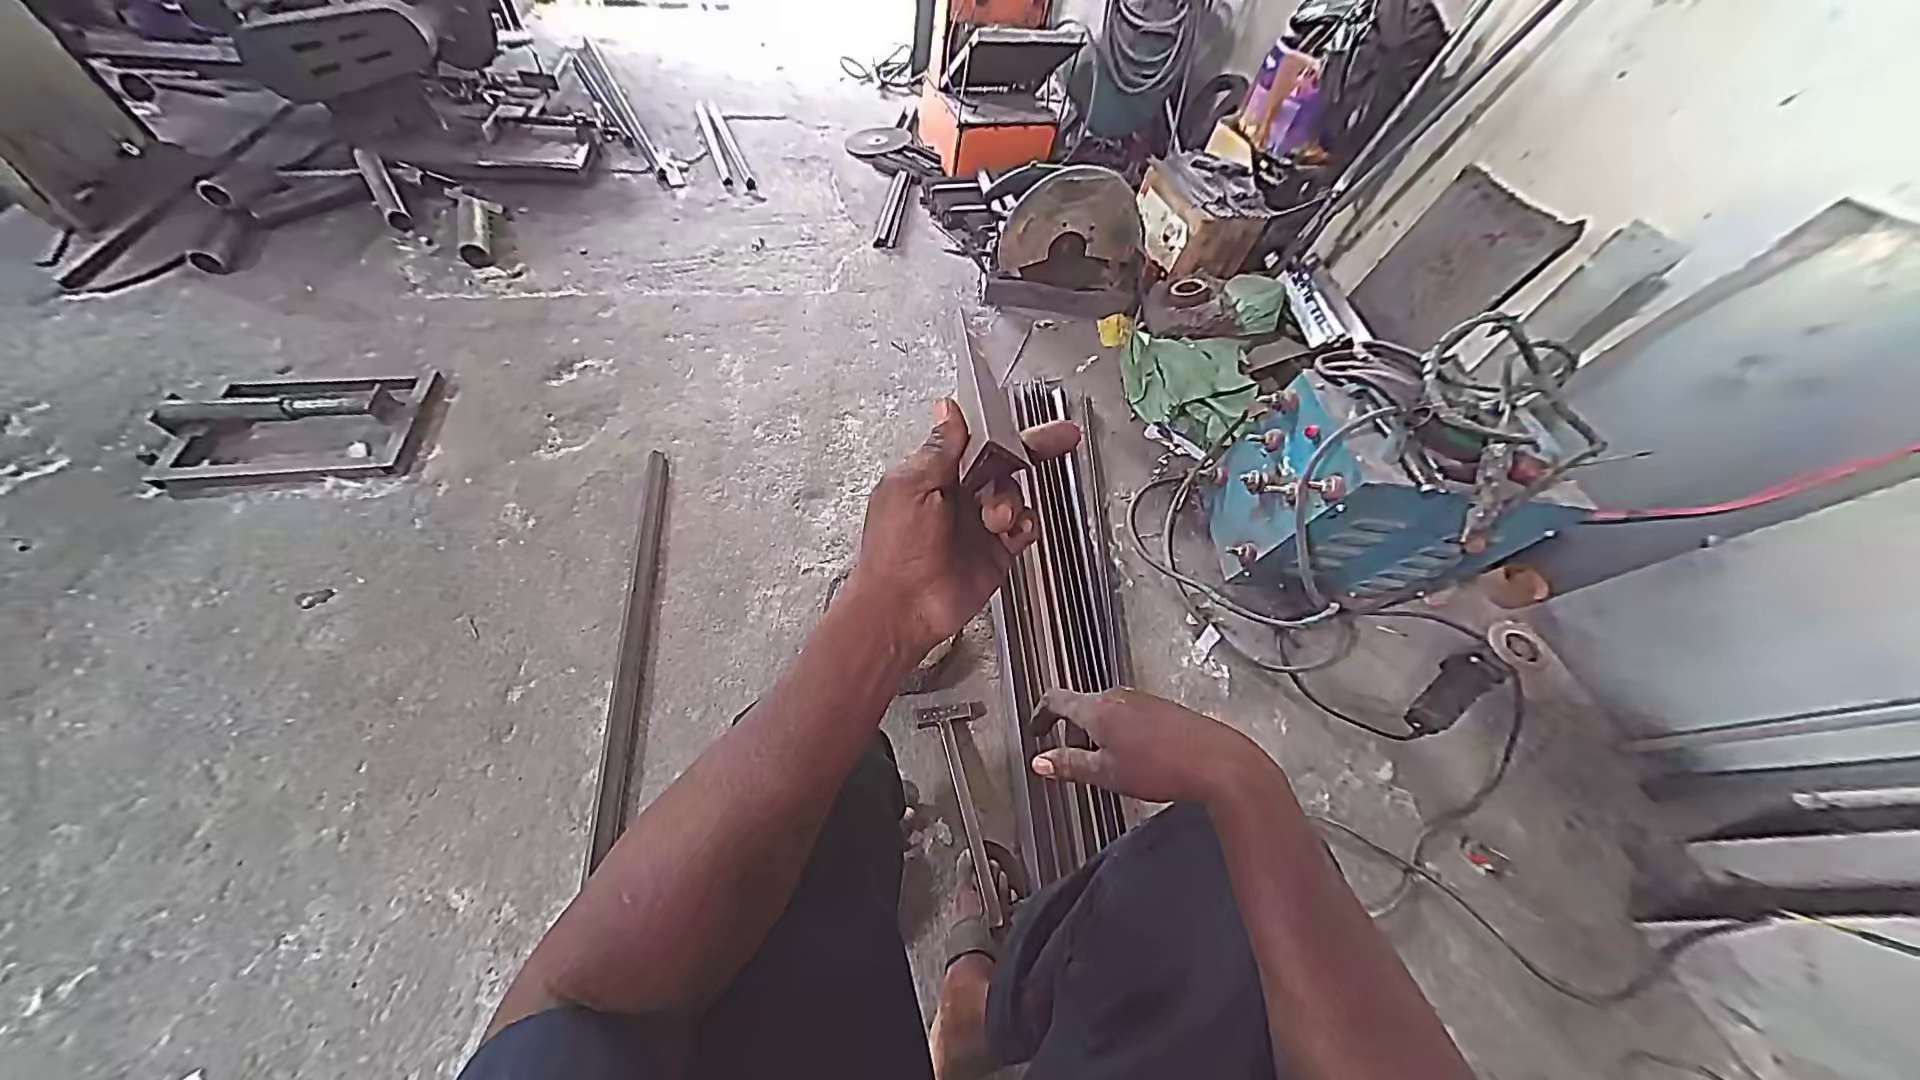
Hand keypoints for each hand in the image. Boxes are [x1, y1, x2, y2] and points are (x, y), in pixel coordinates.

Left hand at [844, 397, 1080, 657]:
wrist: (902, 608)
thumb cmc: (893, 552)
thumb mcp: (911, 488)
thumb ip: (938, 450)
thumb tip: (948, 412)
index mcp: (934, 475)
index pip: (975, 441)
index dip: (1001, 428)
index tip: (1020, 419)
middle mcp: (958, 497)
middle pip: (1004, 463)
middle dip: (1032, 450)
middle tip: (1061, 438)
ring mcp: (978, 524)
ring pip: (1015, 494)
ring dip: (1012, 500)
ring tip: (995, 517)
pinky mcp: (995, 551)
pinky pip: (1023, 527)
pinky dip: (1026, 524)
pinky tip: (1014, 528)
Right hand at [1029, 688, 1282, 805]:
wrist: (1219, 764)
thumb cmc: (1164, 766)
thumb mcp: (1105, 773)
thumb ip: (1069, 765)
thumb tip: (1041, 762)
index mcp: (1097, 708)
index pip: (1055, 700)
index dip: (1040, 715)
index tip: (1036, 729)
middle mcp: (1118, 697)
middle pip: (1081, 706)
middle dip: (1071, 732)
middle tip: (1069, 758)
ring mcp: (1142, 700)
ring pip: (1106, 712)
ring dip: (1096, 734)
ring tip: (1106, 765)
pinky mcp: (1162, 709)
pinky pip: (1128, 715)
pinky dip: (1119, 733)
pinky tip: (1135, 760)